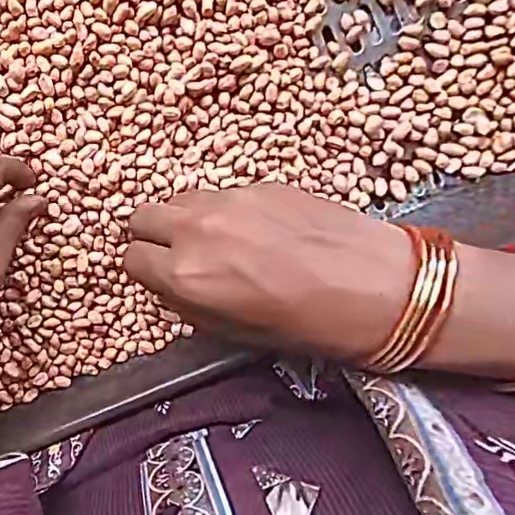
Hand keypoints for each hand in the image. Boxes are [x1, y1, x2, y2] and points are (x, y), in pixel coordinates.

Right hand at [124, 184, 514, 385]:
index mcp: (186, 273)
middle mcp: (196, 229)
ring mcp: (228, 199)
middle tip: (173, 251)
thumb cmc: (309, 325)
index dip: (143, 269)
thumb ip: (188, 301)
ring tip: (215, 239)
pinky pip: (220, 193)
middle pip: (142, 216)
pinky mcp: (260, 183)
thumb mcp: (234, 331)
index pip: (132, 258)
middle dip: (150, 235)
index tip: (158, 275)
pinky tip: (256, 228)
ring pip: (179, 198)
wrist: (381, 286)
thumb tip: (169, 281)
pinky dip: (222, 209)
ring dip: (183, 218)